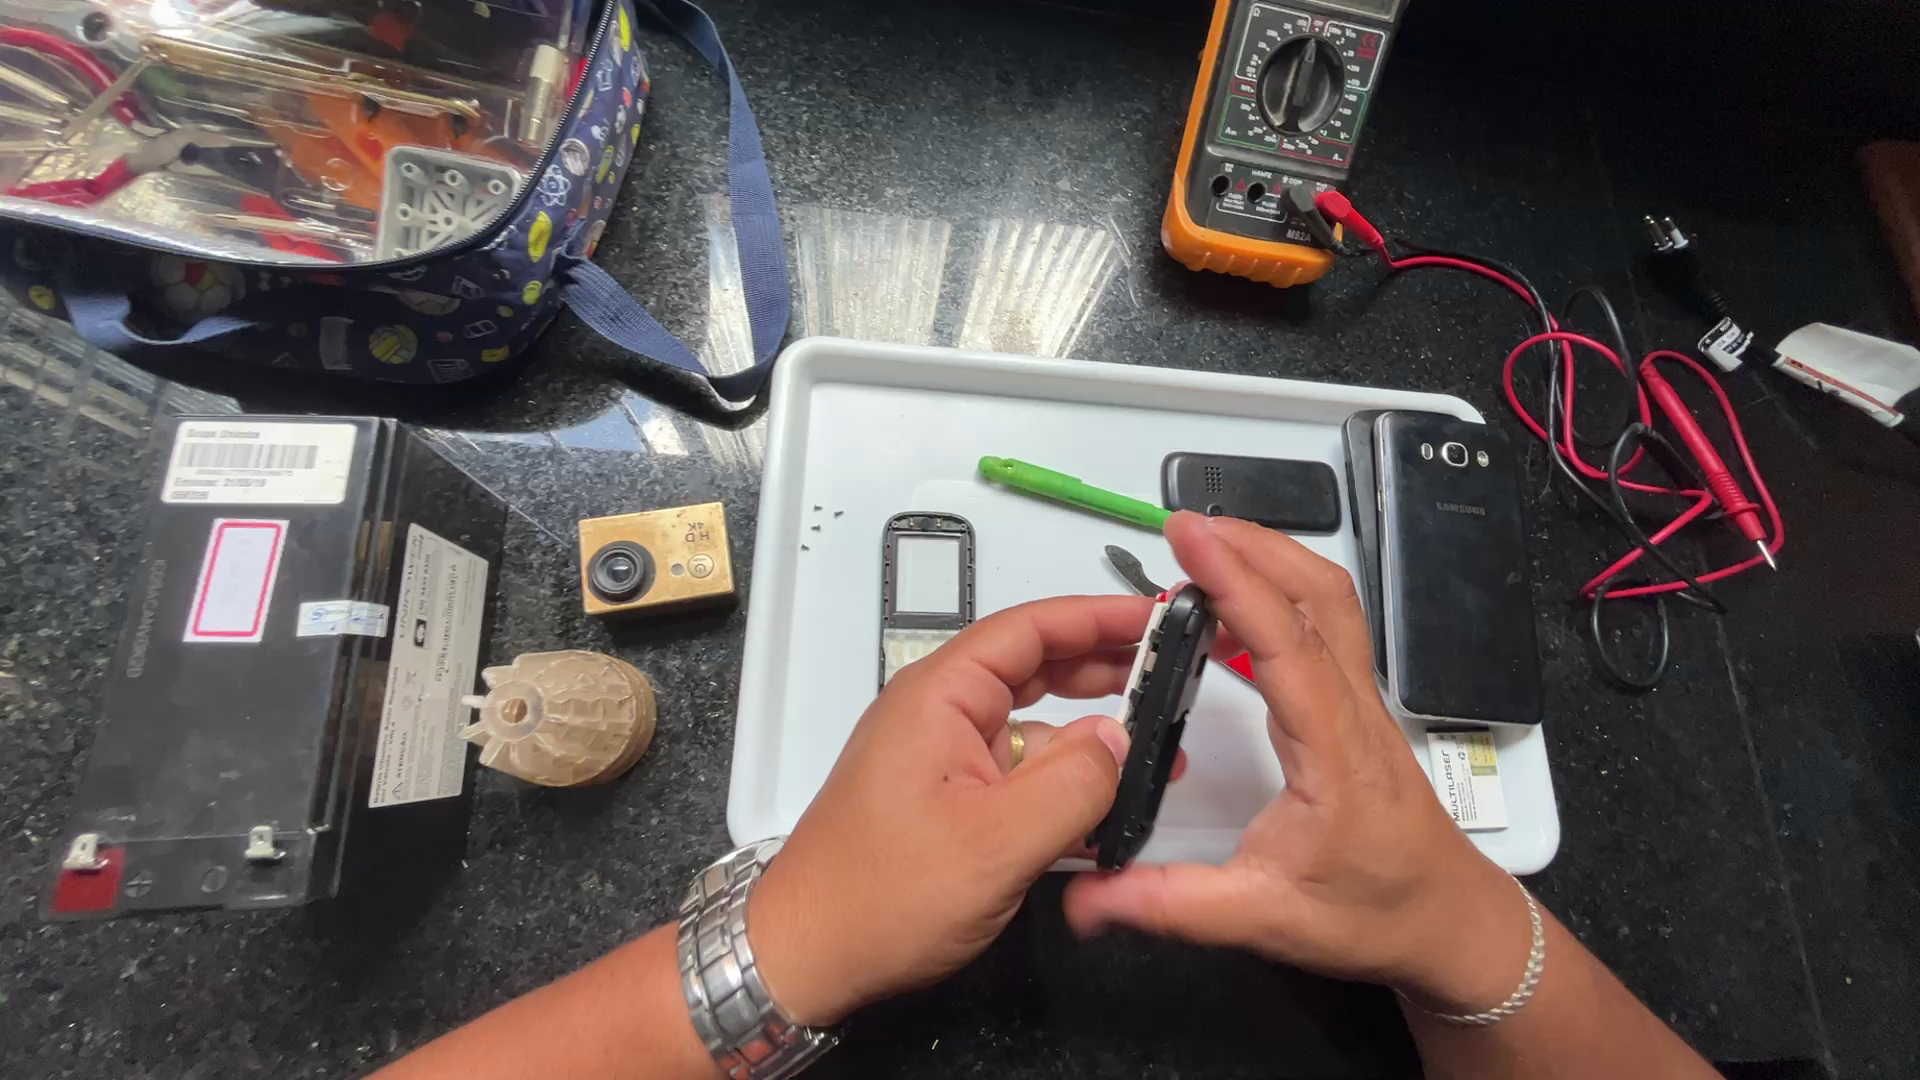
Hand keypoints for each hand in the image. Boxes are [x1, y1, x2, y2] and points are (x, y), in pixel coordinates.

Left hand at [746, 595, 1155, 1024]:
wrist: (806, 955)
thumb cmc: (884, 894)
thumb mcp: (994, 843)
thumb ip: (1071, 785)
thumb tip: (1119, 738)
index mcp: (941, 694)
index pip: (1028, 629)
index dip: (1095, 616)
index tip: (1156, 616)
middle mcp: (942, 710)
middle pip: (1032, 665)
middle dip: (1100, 664)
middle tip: (1168, 671)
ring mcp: (945, 753)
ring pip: (1031, 721)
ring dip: (1090, 728)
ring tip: (1156, 737)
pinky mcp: (950, 793)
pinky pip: (1018, 768)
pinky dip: (1063, 776)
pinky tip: (1108, 798)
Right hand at [1064, 512, 1533, 1013]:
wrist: (1451, 922)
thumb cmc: (1376, 914)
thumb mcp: (1265, 919)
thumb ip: (1171, 903)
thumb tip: (1088, 895)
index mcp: (1336, 751)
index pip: (1288, 642)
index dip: (1237, 582)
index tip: (1190, 539)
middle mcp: (1354, 710)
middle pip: (1322, 594)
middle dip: (1255, 545)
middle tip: (1189, 526)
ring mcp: (1357, 700)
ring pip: (1328, 600)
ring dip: (1269, 557)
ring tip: (1206, 545)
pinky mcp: (1348, 701)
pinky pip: (1318, 624)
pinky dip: (1274, 591)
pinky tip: (1230, 604)